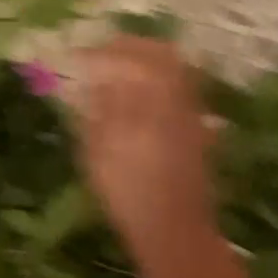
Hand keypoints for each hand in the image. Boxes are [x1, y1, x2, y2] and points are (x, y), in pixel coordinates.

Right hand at [76, 37, 216, 257]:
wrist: (174, 230)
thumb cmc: (126, 191)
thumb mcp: (97, 149)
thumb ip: (97, 108)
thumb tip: (94, 79)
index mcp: (146, 100)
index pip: (126, 59)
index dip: (101, 52)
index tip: (79, 56)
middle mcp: (174, 100)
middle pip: (160, 56)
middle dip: (131, 47)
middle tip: (105, 50)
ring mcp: (191, 115)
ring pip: (177, 71)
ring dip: (150, 61)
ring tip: (124, 68)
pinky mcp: (199, 131)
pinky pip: (184, 90)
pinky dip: (164, 82)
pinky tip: (146, 95)